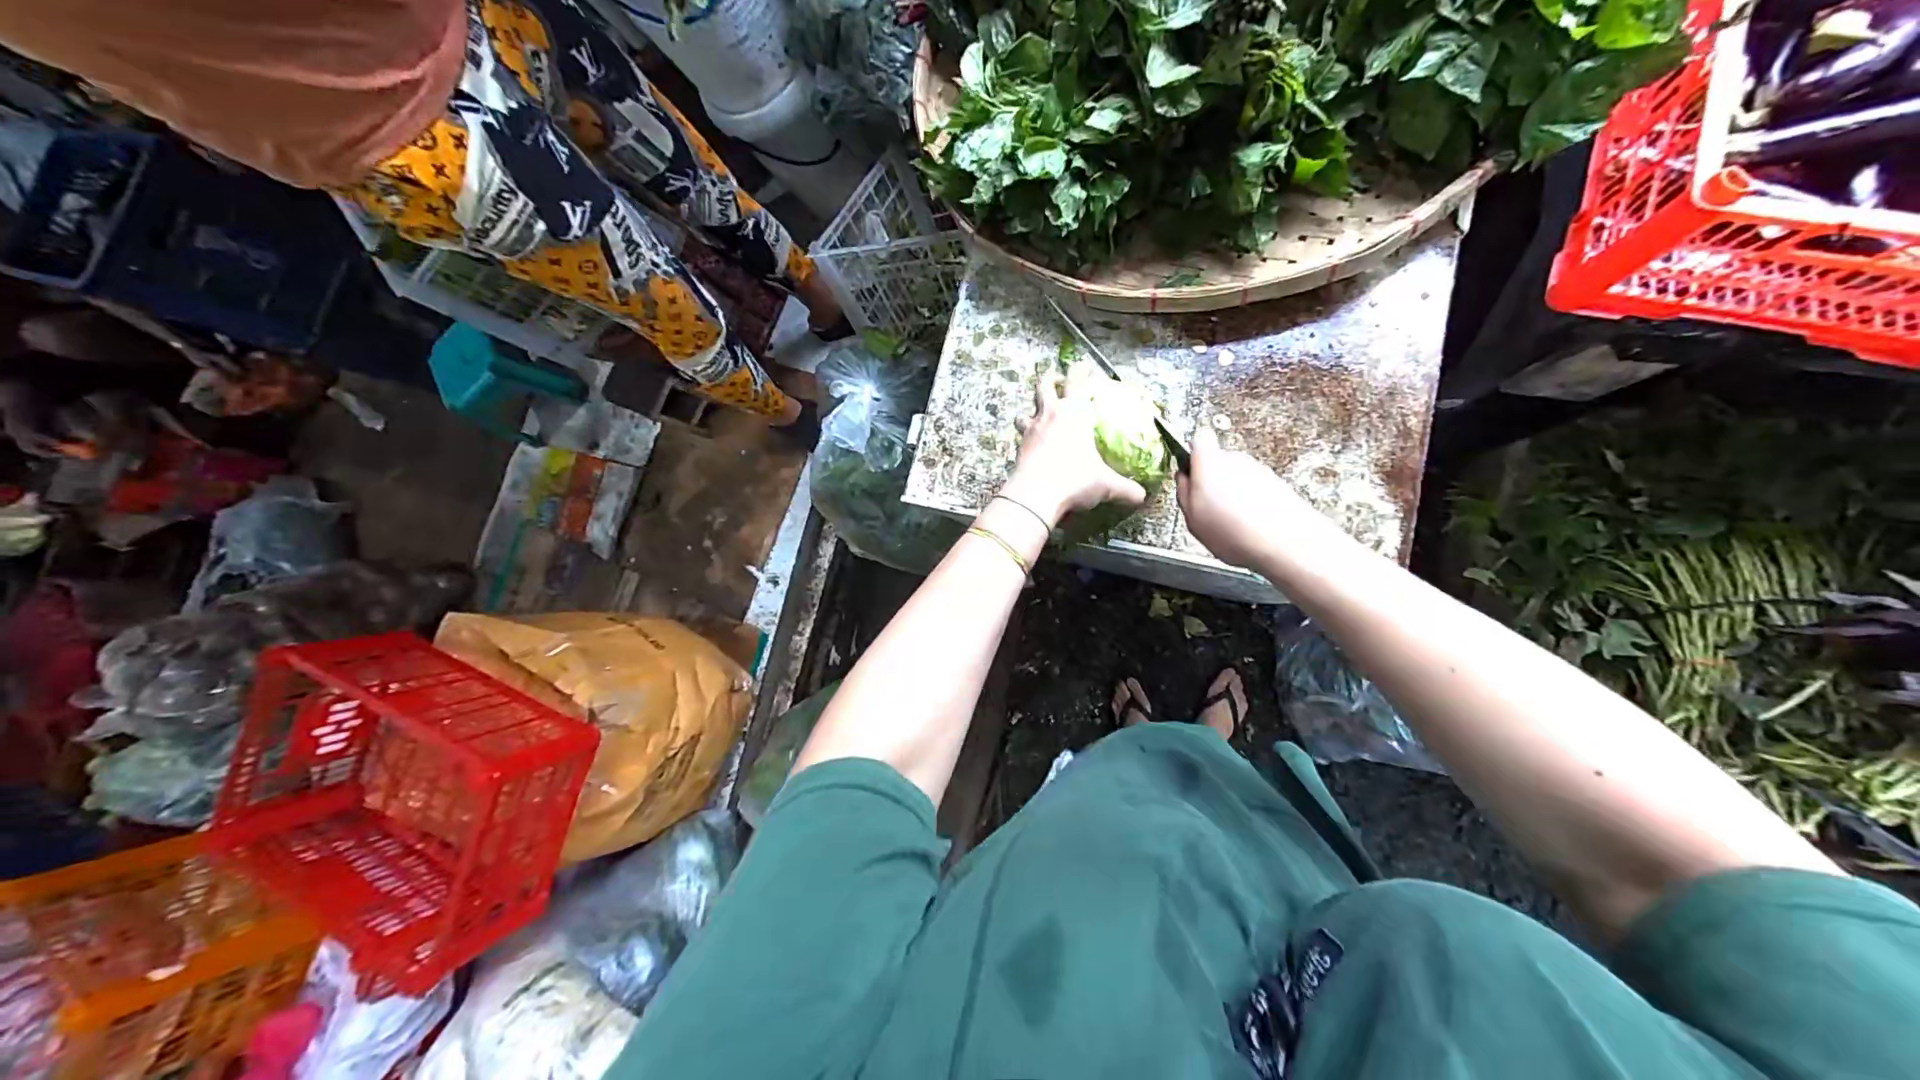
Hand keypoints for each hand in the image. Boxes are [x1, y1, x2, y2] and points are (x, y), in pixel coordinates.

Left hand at [1002, 371, 1147, 523]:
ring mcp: (1032, 428)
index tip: (1085, 367)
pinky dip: (1025, 432)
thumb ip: (1126, 489)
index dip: (1081, 371)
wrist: (1035, 494)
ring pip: (1028, 407)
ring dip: (1033, 406)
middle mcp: (1052, 414)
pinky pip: (1020, 432)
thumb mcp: (1106, 485)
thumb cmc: (1075, 480)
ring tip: (1039, 412)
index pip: (1078, 381)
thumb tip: (1142, 497)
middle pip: (1046, 384)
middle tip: (1058, 380)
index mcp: (1076, 412)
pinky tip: (1030, 441)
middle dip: (1052, 379)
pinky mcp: (1018, 445)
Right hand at [1176, 428, 1314, 569]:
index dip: (1189, 457)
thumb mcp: (1191, 518)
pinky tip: (1248, 523)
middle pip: (1216, 460)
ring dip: (1231, 491)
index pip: (1196, 442)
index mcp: (1209, 462)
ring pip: (1235, 475)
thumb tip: (1182, 478)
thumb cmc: (1235, 532)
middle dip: (1210, 479)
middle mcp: (1235, 459)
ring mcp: (1257, 469)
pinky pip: (1253, 487)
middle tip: (1206, 507)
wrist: (1284, 542)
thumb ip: (1183, 491)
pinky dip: (1249, 500)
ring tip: (1230, 520)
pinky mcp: (1275, 482)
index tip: (1187, 476)